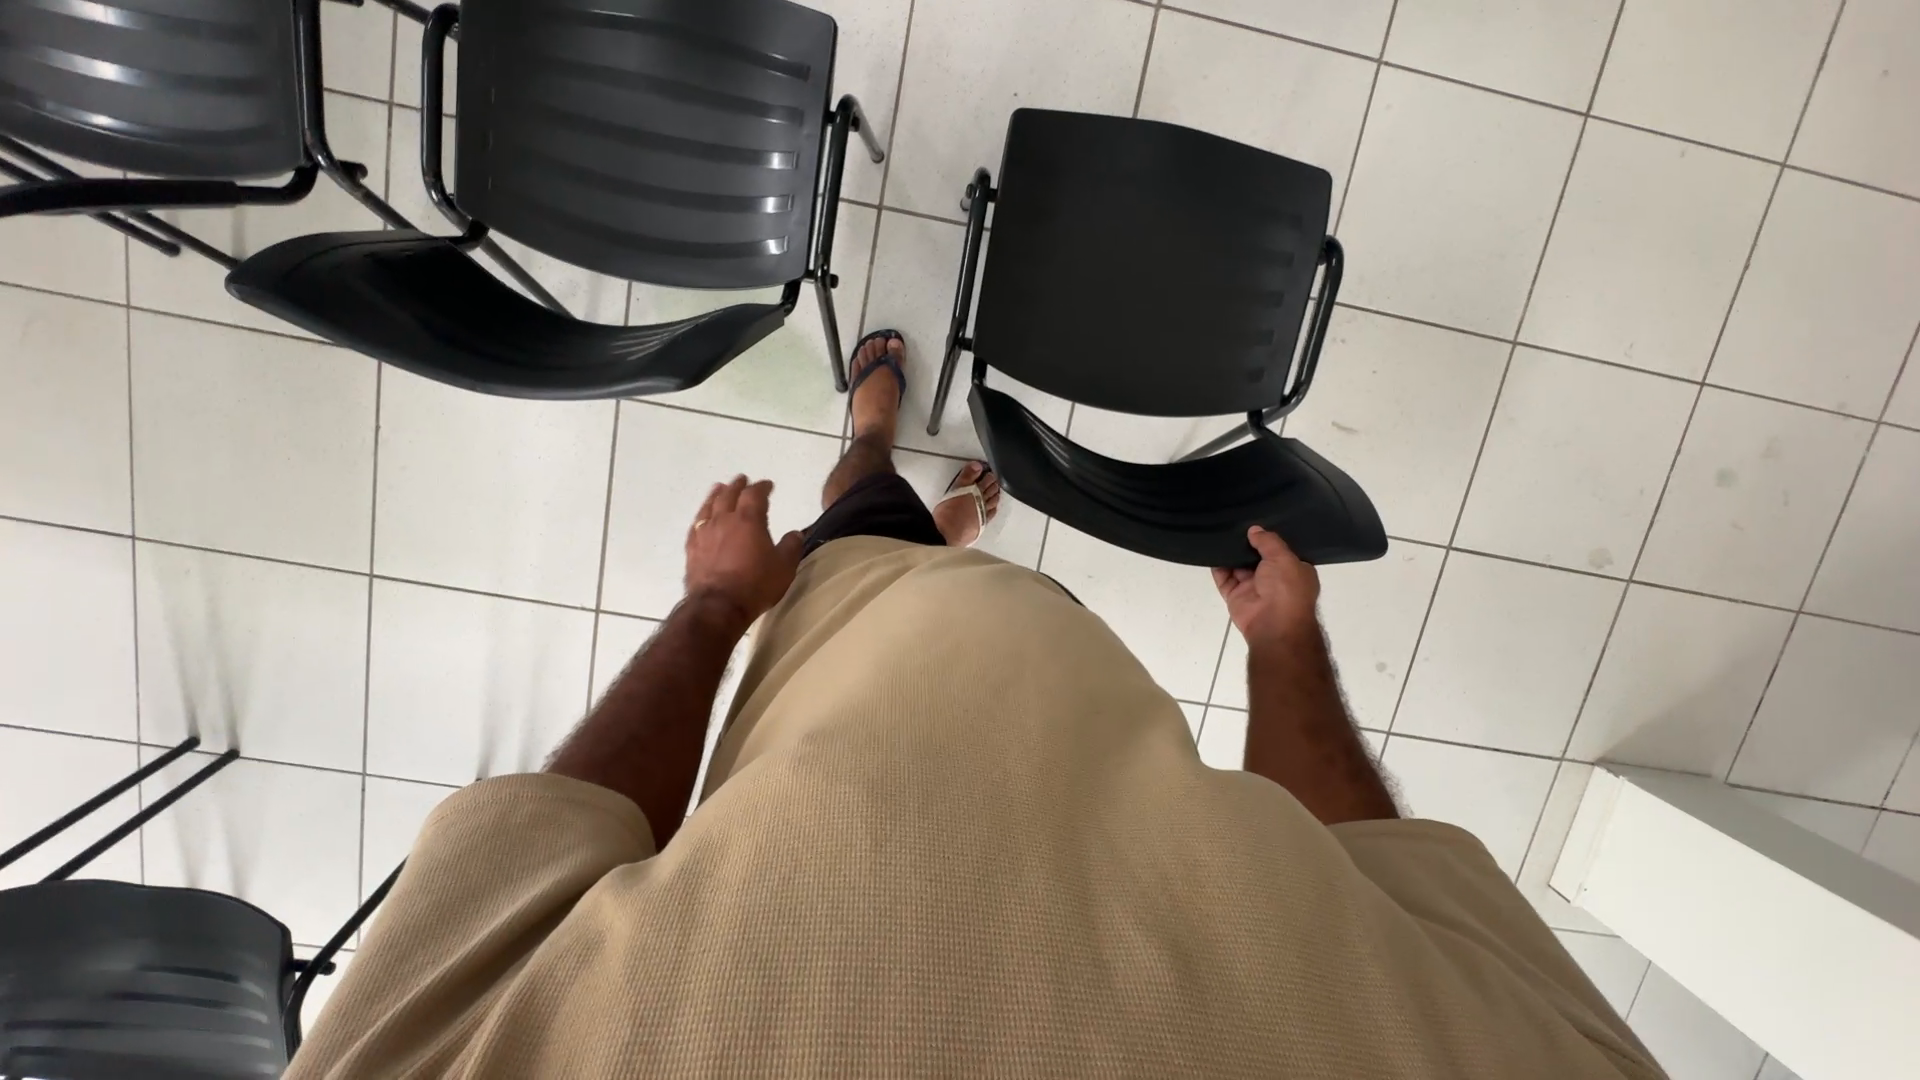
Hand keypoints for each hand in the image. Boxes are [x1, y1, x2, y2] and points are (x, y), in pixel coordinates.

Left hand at [684, 476, 803, 628]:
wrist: (718, 606)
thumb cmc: (756, 585)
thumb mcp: (784, 567)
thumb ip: (791, 547)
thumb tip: (794, 533)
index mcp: (749, 520)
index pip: (755, 495)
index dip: (762, 487)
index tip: (768, 484)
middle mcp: (724, 520)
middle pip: (729, 495)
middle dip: (737, 485)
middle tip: (742, 479)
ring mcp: (705, 533)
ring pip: (709, 506)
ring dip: (716, 494)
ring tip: (719, 488)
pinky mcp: (692, 548)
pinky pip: (696, 524)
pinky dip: (701, 515)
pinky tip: (702, 517)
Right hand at [1213, 527, 1320, 651]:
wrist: (1273, 624)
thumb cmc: (1287, 588)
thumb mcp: (1284, 558)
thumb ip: (1268, 541)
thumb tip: (1254, 530)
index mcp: (1294, 571)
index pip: (1282, 551)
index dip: (1271, 538)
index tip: (1259, 521)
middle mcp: (1274, 579)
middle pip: (1258, 557)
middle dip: (1248, 543)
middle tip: (1236, 521)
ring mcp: (1253, 588)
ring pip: (1239, 566)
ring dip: (1231, 553)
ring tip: (1222, 531)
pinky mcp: (1235, 596)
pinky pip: (1224, 578)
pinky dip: (1217, 566)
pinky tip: (1212, 549)